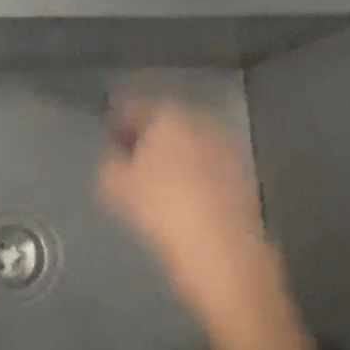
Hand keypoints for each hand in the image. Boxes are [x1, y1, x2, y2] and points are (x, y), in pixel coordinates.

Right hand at [98, 100, 266, 293]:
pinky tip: (181, 191)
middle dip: (148, 133)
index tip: (107, 130)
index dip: (117, 116)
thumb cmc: (160, 207)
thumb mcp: (113, 185)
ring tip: (154, 174)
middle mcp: (200, 121)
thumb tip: (115, 156)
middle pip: (166, 120)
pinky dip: (193, 170)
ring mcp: (225, 145)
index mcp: (167, 115)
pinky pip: (207, 162)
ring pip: (189, 141)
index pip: (135, 105)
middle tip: (129, 151)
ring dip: (173, 151)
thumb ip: (109, 162)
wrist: (219, 244)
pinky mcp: (241, 172)